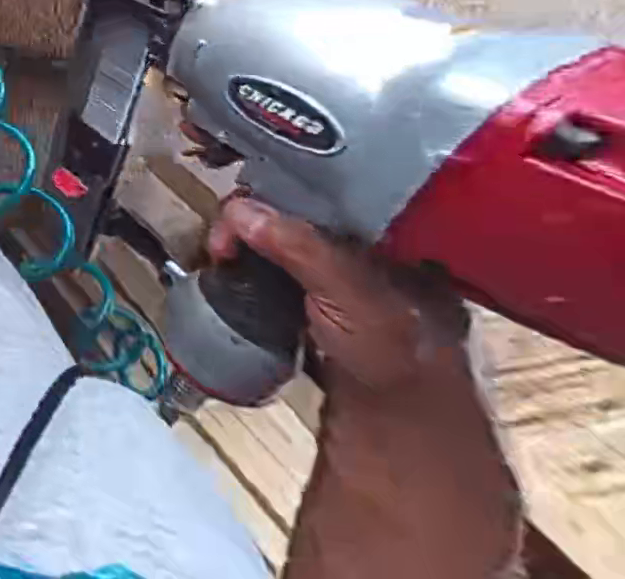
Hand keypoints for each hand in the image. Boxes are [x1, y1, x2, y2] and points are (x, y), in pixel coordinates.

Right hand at [209, 196, 474, 400]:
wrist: (395, 433)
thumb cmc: (391, 360)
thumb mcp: (354, 299)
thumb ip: (303, 250)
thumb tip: (239, 209)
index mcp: (401, 240)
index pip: (330, 193)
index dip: (280, 191)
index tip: (240, 208)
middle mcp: (374, 253)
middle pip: (297, 214)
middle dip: (250, 221)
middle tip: (223, 244)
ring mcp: (344, 279)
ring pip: (280, 238)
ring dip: (244, 242)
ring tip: (222, 258)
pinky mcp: (316, 299)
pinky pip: (274, 263)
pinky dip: (249, 262)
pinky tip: (235, 271)